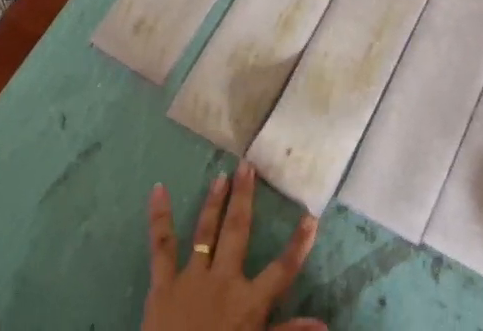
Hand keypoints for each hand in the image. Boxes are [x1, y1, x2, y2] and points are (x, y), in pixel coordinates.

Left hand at [142, 162, 323, 330]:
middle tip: (248, 167)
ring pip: (205, 232)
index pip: (282, 269)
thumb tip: (323, 324)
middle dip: (244, 199)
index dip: (299, 244)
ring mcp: (192, 278)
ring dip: (214, 202)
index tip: (312, 216)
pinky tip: (158, 190)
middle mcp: (223, 280)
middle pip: (238, 232)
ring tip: (221, 176)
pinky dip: (159, 218)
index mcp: (249, 301)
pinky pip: (161, 247)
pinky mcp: (163, 283)